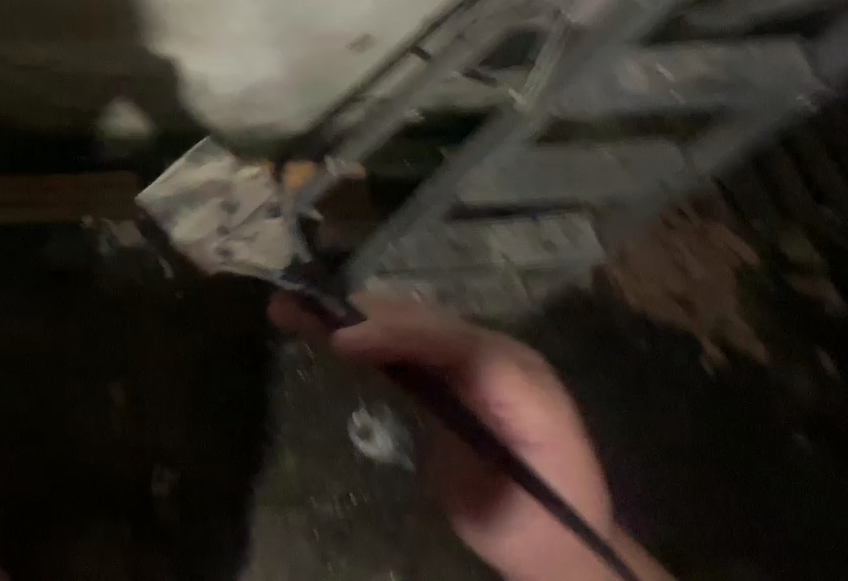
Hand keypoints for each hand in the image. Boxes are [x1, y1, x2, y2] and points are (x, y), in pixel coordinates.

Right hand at [270, 292, 668, 580]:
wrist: (556, 542)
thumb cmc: (534, 527)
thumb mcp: (506, 502)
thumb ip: (463, 452)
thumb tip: (418, 407)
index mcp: (525, 387)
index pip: (461, 345)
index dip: (401, 334)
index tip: (341, 341)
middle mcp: (498, 357)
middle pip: (424, 320)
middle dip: (360, 314)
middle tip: (298, 307)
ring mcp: (469, 359)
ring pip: (403, 320)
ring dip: (345, 312)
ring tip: (291, 306)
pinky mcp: (442, 367)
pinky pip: (396, 337)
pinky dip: (353, 328)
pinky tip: (314, 322)